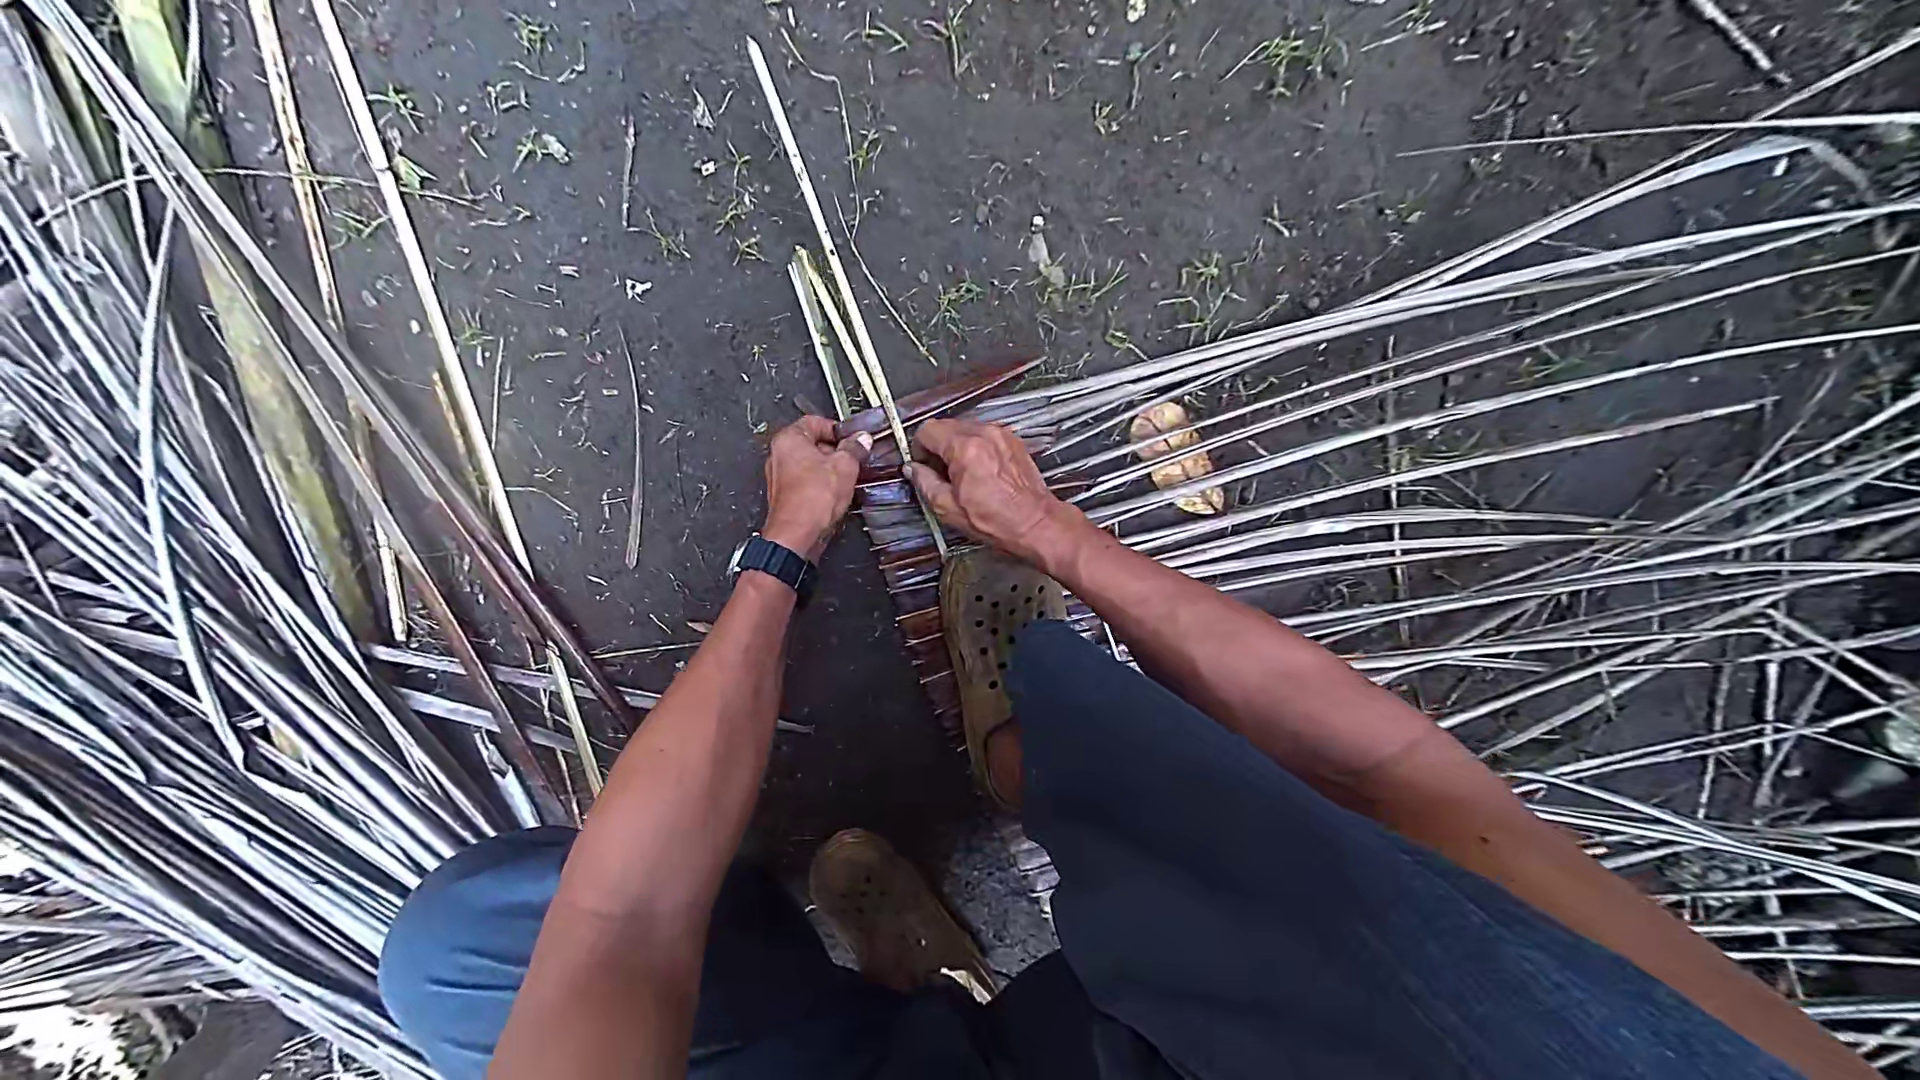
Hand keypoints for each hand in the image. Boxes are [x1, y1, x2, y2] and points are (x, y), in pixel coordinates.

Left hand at [762, 416, 871, 561]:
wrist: (797, 535)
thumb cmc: (810, 501)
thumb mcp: (845, 466)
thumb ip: (854, 448)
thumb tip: (861, 440)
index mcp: (789, 439)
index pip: (816, 421)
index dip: (838, 429)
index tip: (854, 438)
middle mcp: (780, 455)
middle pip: (814, 443)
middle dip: (837, 451)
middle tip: (854, 458)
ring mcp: (781, 477)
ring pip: (811, 465)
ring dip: (831, 470)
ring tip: (847, 478)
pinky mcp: (786, 496)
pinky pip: (808, 483)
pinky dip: (822, 486)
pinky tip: (836, 494)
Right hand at [905, 419, 1088, 567]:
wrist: (1034, 522)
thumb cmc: (998, 520)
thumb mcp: (948, 508)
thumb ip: (925, 483)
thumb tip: (913, 470)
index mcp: (965, 448)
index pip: (927, 430)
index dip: (919, 448)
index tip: (922, 463)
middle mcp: (984, 434)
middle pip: (946, 426)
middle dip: (938, 447)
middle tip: (940, 472)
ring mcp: (1000, 435)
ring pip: (965, 429)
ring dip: (957, 447)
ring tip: (962, 475)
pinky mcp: (1012, 440)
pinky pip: (984, 435)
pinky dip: (976, 448)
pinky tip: (980, 471)